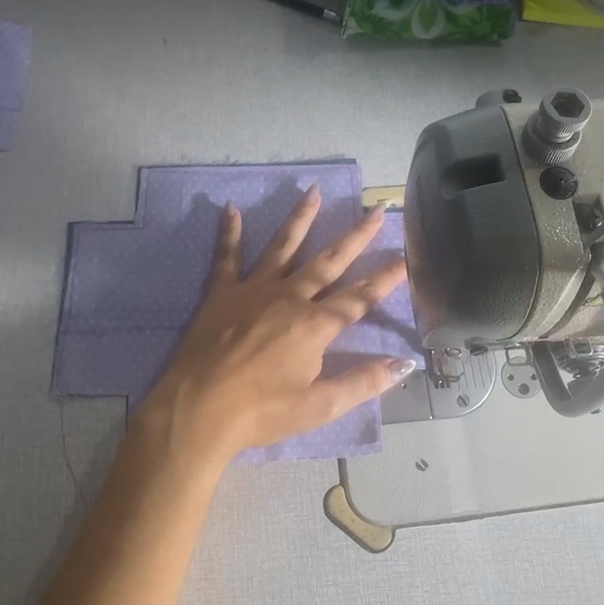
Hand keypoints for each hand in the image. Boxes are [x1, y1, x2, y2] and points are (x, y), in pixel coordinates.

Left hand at [132, 187, 412, 467]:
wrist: (198, 408)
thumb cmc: (262, 412)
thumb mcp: (319, 406)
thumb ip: (363, 383)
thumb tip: (405, 365)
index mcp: (315, 325)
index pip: (360, 298)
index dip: (385, 279)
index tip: (405, 258)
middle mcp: (289, 297)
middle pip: (328, 261)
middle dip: (356, 236)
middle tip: (376, 209)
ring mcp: (253, 290)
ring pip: (283, 246)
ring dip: (301, 218)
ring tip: (314, 191)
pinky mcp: (221, 293)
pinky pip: (227, 255)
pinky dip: (230, 231)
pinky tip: (230, 208)